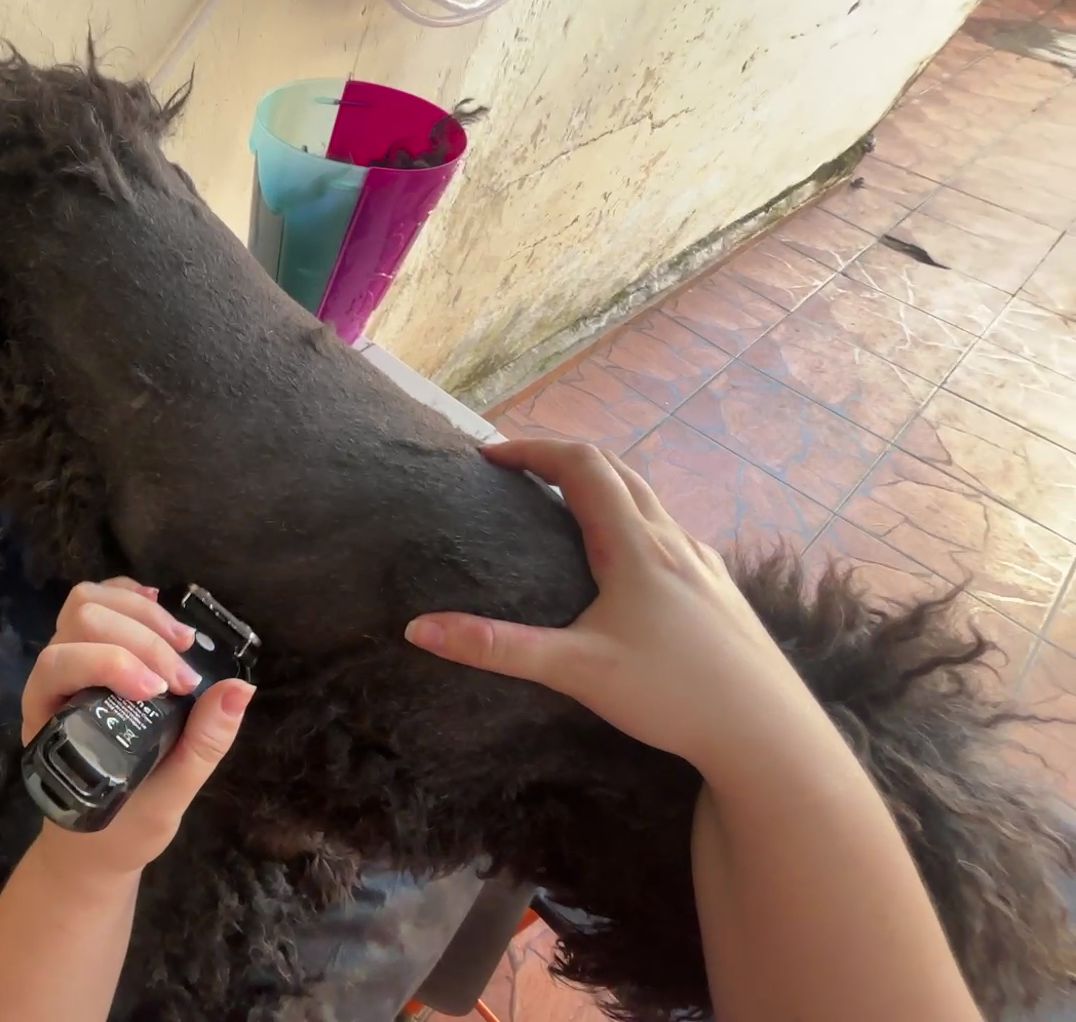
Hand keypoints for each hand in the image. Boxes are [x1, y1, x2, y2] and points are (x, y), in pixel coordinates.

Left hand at [21, 578, 255, 881]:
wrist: (97, 837)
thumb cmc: (123, 823)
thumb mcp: (167, 799)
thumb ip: (201, 745)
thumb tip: (241, 689)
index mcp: (47, 717)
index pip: (60, 662)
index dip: (112, 662)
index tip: (164, 692)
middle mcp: (48, 680)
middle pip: (80, 620)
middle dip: (138, 637)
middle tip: (185, 676)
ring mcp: (68, 658)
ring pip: (85, 602)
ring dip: (139, 612)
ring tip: (184, 640)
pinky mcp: (91, 649)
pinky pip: (100, 602)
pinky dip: (130, 596)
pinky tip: (161, 607)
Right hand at [403, 440, 821, 778]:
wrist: (777, 743)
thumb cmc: (674, 695)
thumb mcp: (573, 670)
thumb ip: (493, 646)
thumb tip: (416, 629)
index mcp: (636, 545)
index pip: (581, 466)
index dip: (532, 449)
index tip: (487, 456)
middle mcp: (673, 541)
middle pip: (615, 468)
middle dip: (558, 457)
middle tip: (513, 470)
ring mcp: (703, 563)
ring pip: (645, 496)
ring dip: (595, 482)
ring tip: (554, 503)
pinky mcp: (718, 589)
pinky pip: (664, 528)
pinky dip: (625, 515)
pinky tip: (618, 556)